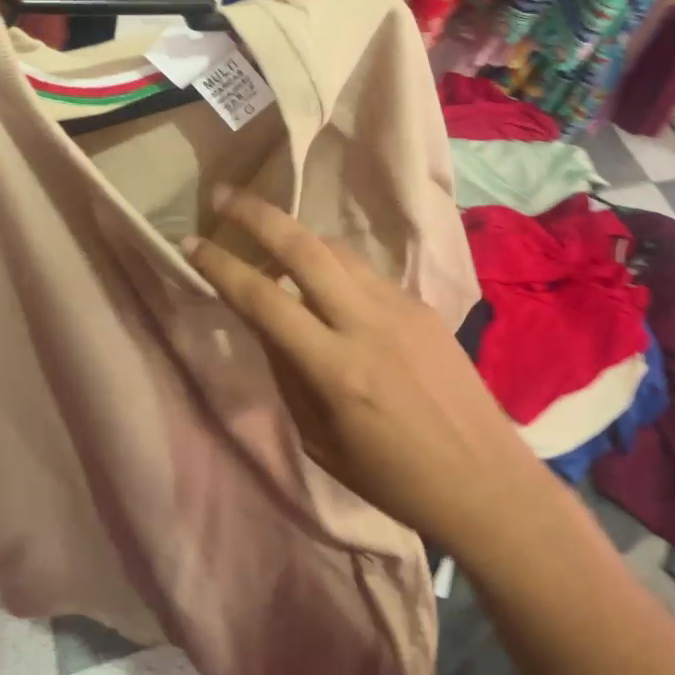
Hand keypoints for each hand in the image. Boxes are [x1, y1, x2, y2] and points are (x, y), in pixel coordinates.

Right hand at [183, 189, 543, 549]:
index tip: (191, 243)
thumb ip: (288, 375)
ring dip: (297, 237)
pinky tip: (326, 282)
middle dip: (257, 214)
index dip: (220, 266)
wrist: (484, 479)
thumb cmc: (393, 478)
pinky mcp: (424, 305)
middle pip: (304, 247)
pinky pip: (366, 272)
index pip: (263, 299)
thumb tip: (266, 324)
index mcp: (335, 369)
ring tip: (270, 238)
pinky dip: (335, 266)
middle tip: (224, 196)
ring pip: (337, 250)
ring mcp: (401, 307)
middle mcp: (367, 323)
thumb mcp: (320, 441)